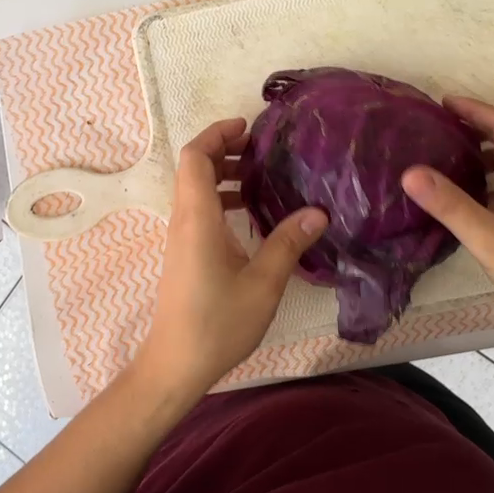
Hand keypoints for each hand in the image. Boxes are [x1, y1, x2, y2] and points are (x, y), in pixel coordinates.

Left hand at [135, 118, 326, 399]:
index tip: (248, 128)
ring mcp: (181, 236)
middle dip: (223, 149)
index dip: (217, 134)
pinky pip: (198, 209)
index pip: (194, 157)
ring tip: (260, 176)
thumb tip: (317, 212)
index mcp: (196, 217)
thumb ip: (287, 244)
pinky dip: (220, 198)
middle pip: (194, 167)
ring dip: (222, 174)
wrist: (176, 364)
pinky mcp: (185, 252)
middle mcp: (183, 219)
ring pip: (195, 189)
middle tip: (261, 149)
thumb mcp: (262, 284)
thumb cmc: (218, 323)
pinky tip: (250, 214)